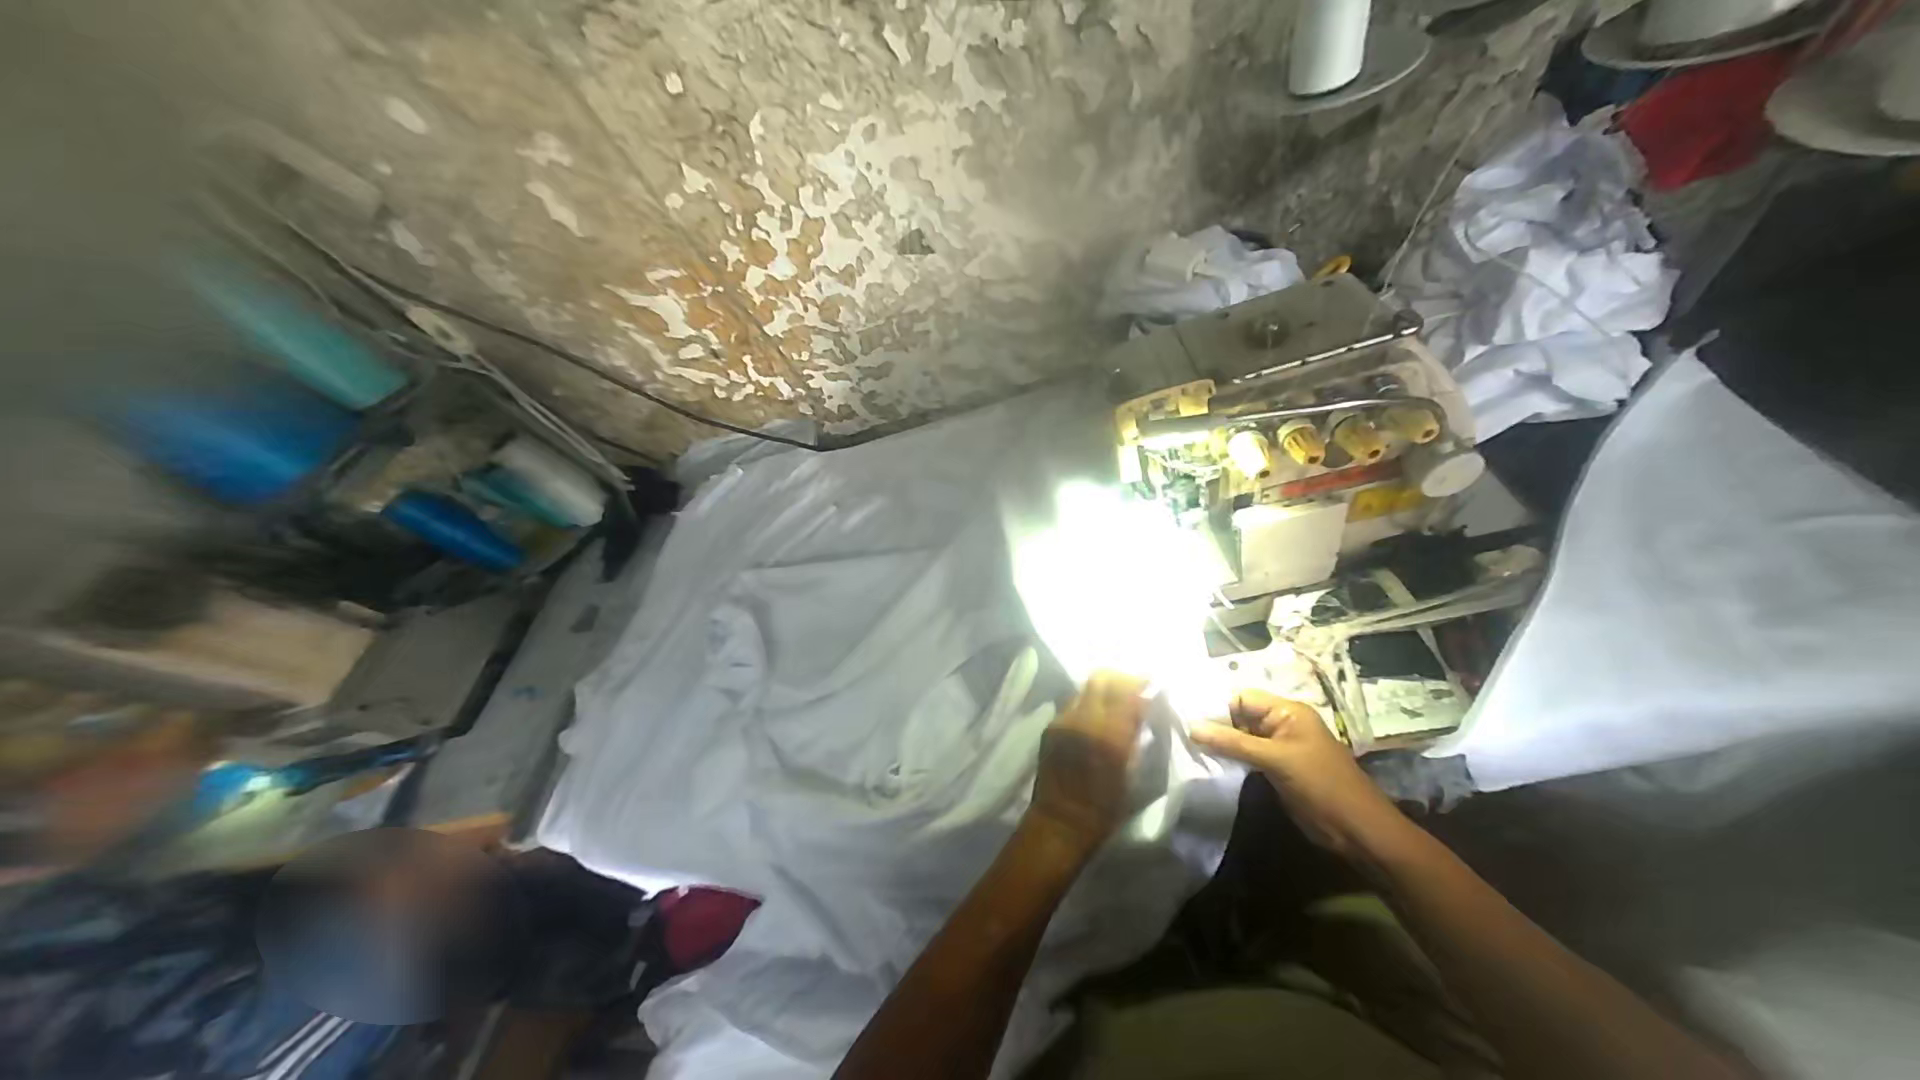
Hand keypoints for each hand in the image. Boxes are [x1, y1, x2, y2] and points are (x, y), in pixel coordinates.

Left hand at [1027, 673, 1148, 852]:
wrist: (1060, 821)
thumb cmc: (1104, 807)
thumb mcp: (1130, 771)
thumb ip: (1134, 734)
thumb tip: (1141, 708)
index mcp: (1108, 733)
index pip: (1126, 690)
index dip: (1141, 683)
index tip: (1151, 686)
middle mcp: (1082, 719)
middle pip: (1100, 678)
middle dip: (1120, 679)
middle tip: (1134, 689)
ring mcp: (1062, 720)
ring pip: (1084, 689)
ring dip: (1103, 691)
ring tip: (1116, 705)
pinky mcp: (1050, 727)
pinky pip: (1072, 705)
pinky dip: (1088, 705)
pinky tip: (1097, 720)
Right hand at [1190, 691, 1403, 857]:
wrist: (1357, 829)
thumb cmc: (1320, 784)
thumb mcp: (1275, 759)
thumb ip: (1232, 742)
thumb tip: (1191, 727)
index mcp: (1288, 711)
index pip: (1243, 698)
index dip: (1219, 709)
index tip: (1192, 724)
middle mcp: (1282, 724)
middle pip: (1240, 717)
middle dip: (1216, 727)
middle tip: (1187, 739)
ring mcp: (1279, 748)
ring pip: (1241, 738)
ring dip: (1221, 745)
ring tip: (1194, 752)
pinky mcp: (1276, 769)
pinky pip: (1247, 757)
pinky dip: (1231, 760)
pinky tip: (1212, 766)